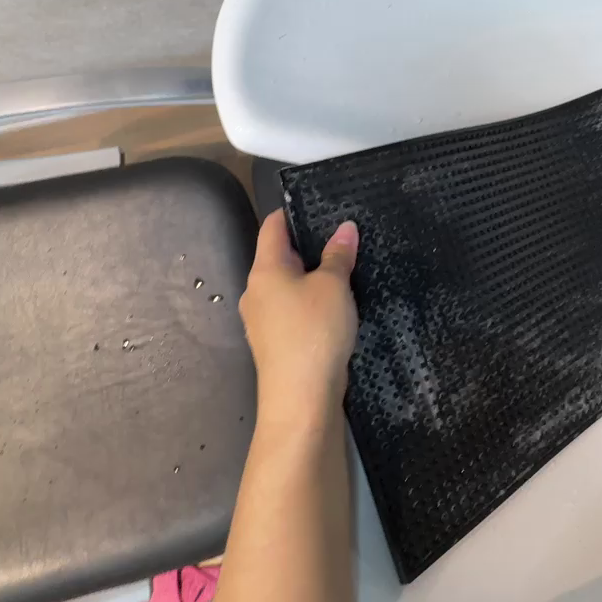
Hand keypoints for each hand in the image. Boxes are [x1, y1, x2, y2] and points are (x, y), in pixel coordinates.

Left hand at [240, 211, 359, 409]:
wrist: (301, 398)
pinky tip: (336, 303)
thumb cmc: (314, 330)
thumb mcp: (334, 285)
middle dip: (309, 245)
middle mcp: (256, 291)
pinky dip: (311, 300)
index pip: (272, 227)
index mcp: (264, 270)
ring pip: (288, 285)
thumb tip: (345, 228)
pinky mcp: (276, 342)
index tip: (319, 203)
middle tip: (343, 234)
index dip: (292, 211)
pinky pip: (293, 308)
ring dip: (312, 275)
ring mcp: (263, 320)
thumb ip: (339, 254)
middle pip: (280, 256)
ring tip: (345, 267)